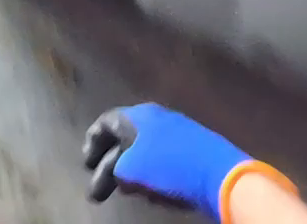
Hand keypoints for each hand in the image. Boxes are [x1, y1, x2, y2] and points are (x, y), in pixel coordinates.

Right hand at [82, 103, 251, 219]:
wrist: (221, 174)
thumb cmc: (168, 166)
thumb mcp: (131, 169)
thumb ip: (116, 169)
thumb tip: (116, 174)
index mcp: (136, 115)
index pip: (105, 123)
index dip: (92, 142)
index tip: (86, 163)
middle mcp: (154, 118)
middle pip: (124, 138)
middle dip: (110, 163)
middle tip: (102, 186)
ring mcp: (176, 132)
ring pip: (143, 151)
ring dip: (131, 170)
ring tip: (126, 191)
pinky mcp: (192, 150)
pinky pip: (161, 160)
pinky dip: (150, 174)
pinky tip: (152, 191)